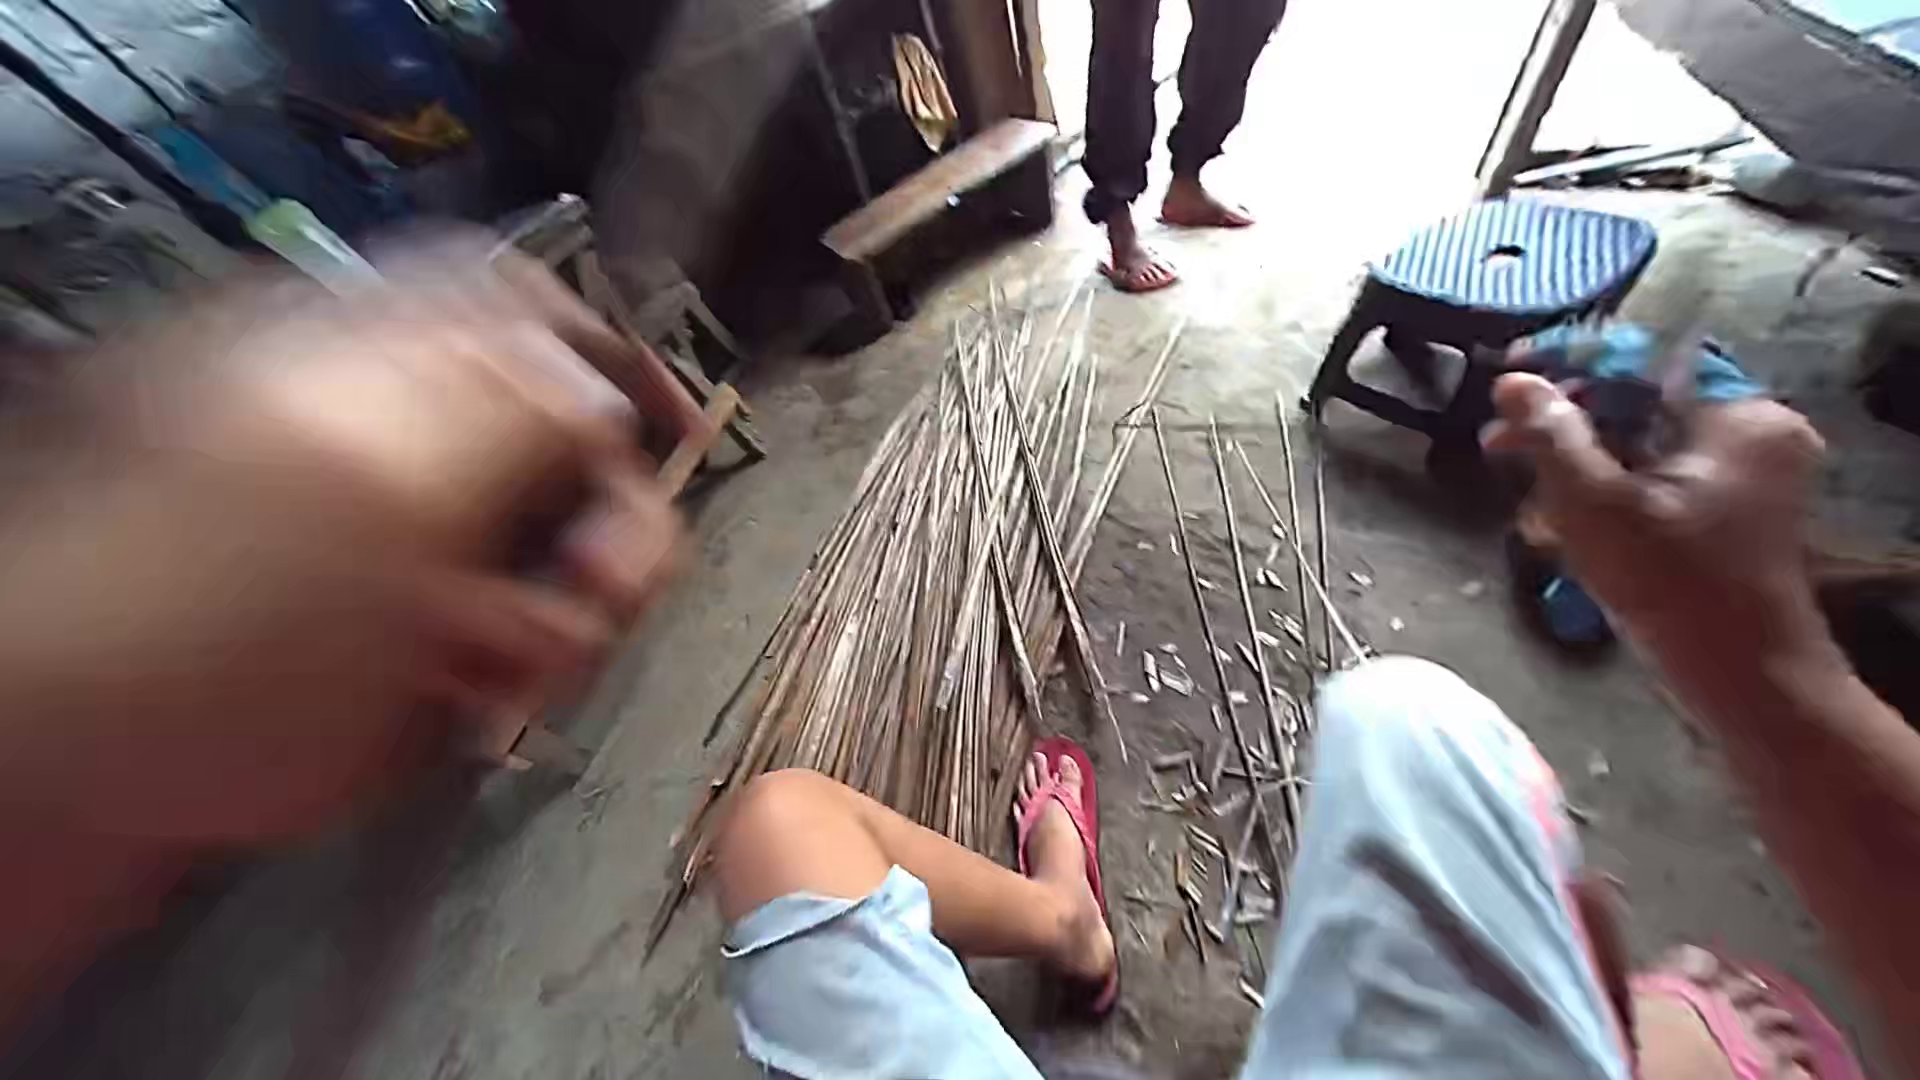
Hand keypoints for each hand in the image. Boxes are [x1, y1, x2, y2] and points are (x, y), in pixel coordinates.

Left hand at [0, 235, 682, 841]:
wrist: (126, 759)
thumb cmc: (204, 602)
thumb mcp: (351, 477)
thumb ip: (492, 412)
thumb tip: (602, 391)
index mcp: (394, 371)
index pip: (528, 310)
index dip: (610, 347)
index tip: (673, 413)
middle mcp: (444, 440)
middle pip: (596, 443)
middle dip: (626, 512)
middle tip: (609, 577)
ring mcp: (468, 526)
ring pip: (603, 533)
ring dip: (594, 598)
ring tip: (527, 650)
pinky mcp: (483, 600)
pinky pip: (576, 607)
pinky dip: (557, 646)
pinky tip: (496, 677)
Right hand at [1484, 373, 1825, 654]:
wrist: (1728, 660)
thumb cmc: (1662, 576)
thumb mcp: (1590, 499)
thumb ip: (1551, 434)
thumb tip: (1513, 382)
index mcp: (1738, 419)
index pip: (1643, 360)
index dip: (1570, 359)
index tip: (1508, 372)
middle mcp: (1746, 433)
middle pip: (1634, 402)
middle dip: (1559, 424)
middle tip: (1497, 442)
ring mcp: (1735, 470)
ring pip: (1631, 439)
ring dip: (1568, 460)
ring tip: (1523, 490)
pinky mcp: (1715, 501)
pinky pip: (1642, 470)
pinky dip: (1595, 484)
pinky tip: (1558, 515)